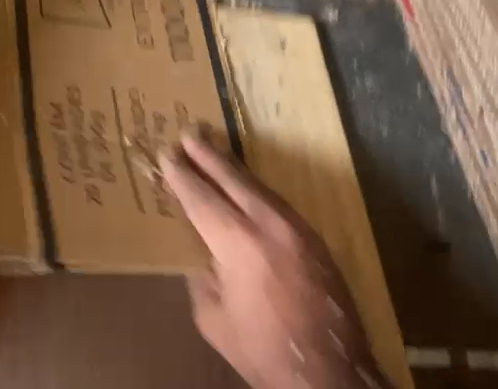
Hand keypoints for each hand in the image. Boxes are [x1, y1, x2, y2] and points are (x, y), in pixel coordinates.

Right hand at [162, 134, 382, 388]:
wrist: (330, 373)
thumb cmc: (263, 350)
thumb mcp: (214, 318)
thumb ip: (204, 277)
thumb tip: (204, 255)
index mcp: (238, 243)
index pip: (201, 197)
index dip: (181, 175)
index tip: (166, 154)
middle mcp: (268, 225)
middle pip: (231, 178)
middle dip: (207, 155)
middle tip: (189, 132)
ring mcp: (297, 228)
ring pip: (257, 186)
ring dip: (232, 167)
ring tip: (213, 148)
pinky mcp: (315, 239)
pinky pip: (277, 202)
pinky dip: (255, 188)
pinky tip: (245, 185)